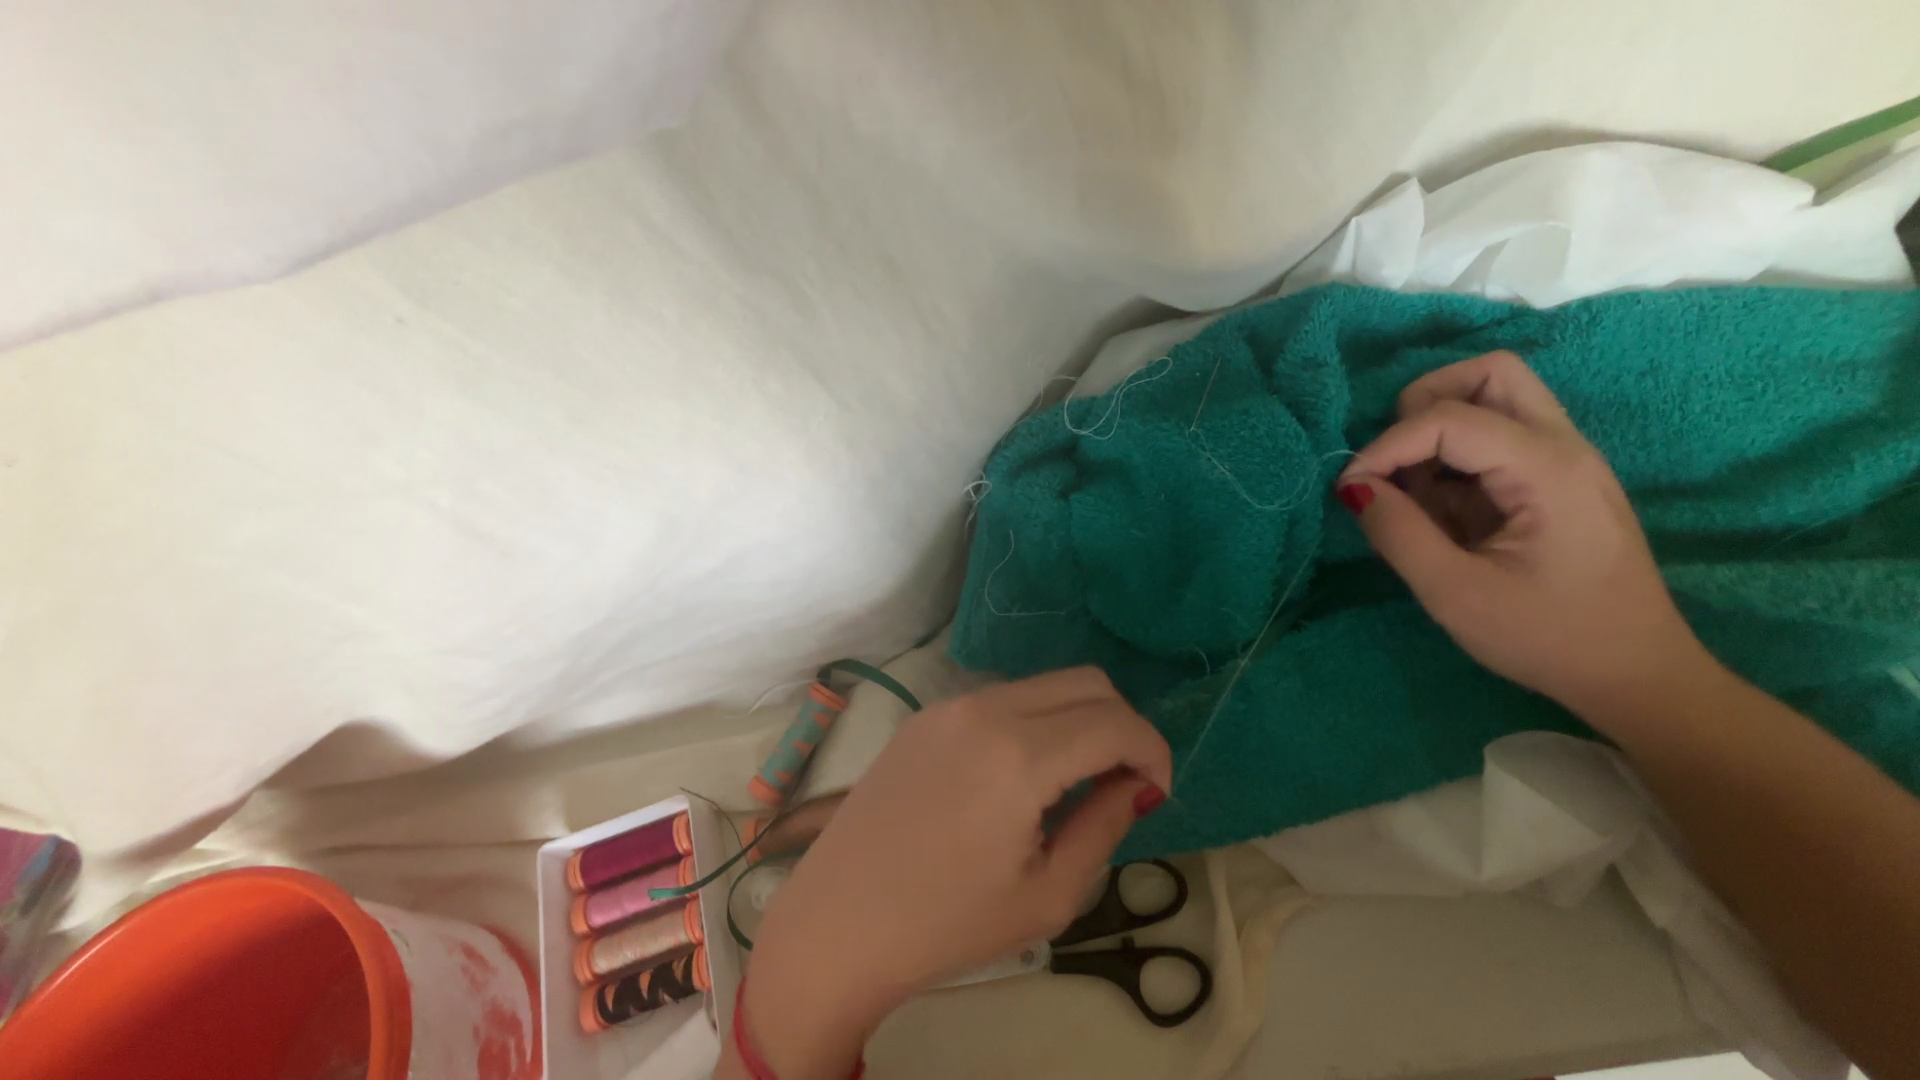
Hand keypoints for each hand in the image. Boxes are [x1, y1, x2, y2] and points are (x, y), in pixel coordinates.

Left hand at [730, 668, 1171, 1079]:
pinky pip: (1001, 699)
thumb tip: (1135, 784)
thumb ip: (1104, 826)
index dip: (1153, 752)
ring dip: (1078, 720)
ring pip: (1043, 685)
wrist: (838, 923)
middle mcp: (985, 710)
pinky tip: (1024, 775)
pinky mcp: (924, 716)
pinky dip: (1035, 721)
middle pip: (1086, 683)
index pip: (1116, 723)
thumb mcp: (1047, 895)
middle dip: (1122, 726)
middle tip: (1124, 783)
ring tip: (1076, 782)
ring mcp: (948, 706)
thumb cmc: (945, 925)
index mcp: (1019, 756)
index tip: (1156, 794)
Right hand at [1335, 351, 1712, 717]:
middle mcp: (1565, 446)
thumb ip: (1398, 533)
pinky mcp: (1558, 480)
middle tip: (1393, 461)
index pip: (1448, 418)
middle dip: (1423, 403)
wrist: (1635, 675)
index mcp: (1548, 469)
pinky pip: (1500, 436)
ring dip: (1441, 425)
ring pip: (1497, 396)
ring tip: (1414, 487)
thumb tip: (1354, 487)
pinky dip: (1457, 454)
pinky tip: (1442, 507)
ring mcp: (1567, 460)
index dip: (1387, 446)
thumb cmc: (1547, 639)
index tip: (1351, 491)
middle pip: (1488, 373)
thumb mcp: (1455, 594)